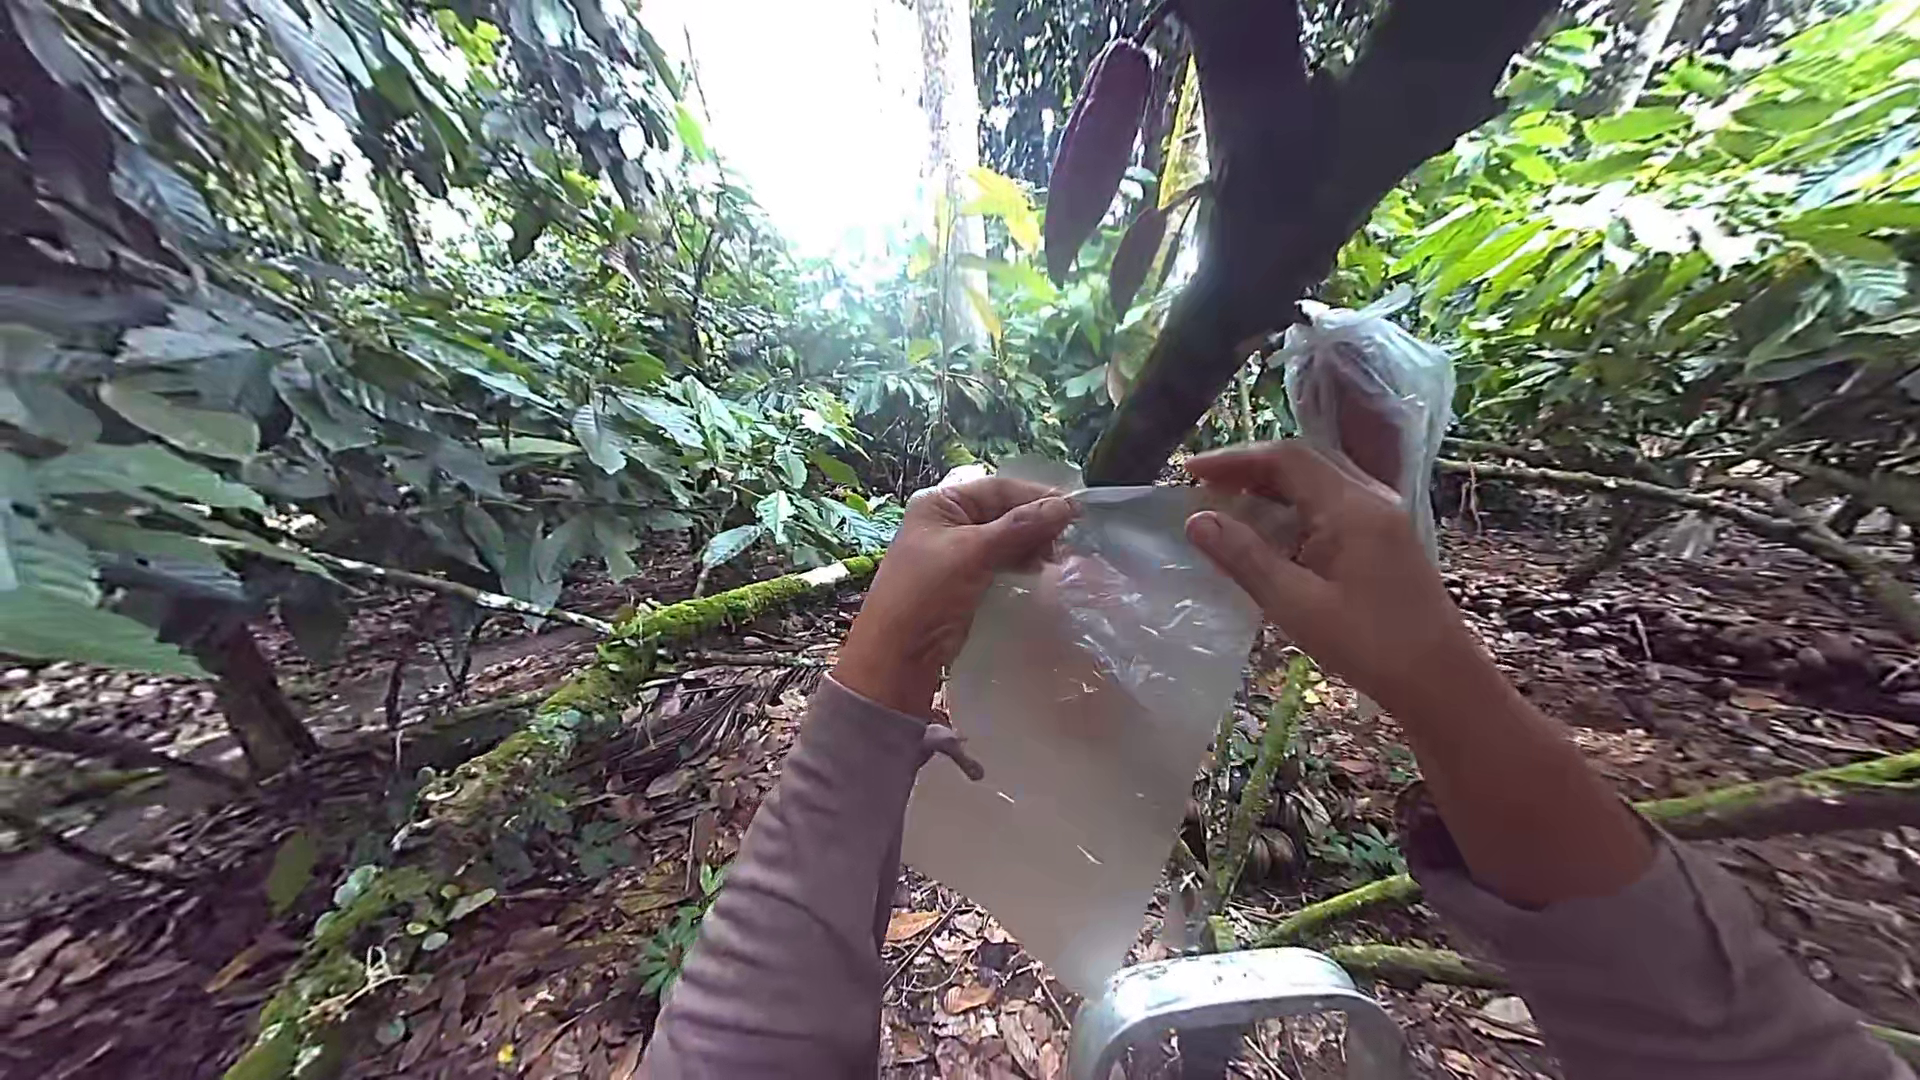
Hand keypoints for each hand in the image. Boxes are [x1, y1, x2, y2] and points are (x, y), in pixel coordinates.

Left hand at [835, 477, 1076, 716]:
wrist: (898, 655)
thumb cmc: (927, 593)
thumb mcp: (972, 553)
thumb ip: (1019, 527)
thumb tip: (1065, 507)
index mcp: (940, 504)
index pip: (997, 489)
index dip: (1035, 497)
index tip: (1074, 511)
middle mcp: (949, 523)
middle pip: (1004, 512)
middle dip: (1036, 524)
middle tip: (1068, 541)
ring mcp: (957, 553)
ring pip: (1006, 539)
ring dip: (1032, 546)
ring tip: (1058, 559)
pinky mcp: (967, 581)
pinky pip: (1001, 563)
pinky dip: (1021, 564)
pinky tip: (1041, 572)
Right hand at [1184, 441, 1489, 717]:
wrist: (1441, 683)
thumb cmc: (1367, 644)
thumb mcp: (1294, 603)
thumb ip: (1243, 556)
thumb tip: (1196, 520)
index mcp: (1352, 508)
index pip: (1285, 459)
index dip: (1233, 459)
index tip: (1190, 472)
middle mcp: (1370, 500)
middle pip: (1302, 461)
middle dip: (1247, 466)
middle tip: (1203, 484)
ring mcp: (1380, 517)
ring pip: (1315, 480)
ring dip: (1268, 483)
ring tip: (1226, 501)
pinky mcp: (1381, 536)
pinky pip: (1326, 502)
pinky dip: (1288, 504)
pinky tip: (1267, 528)